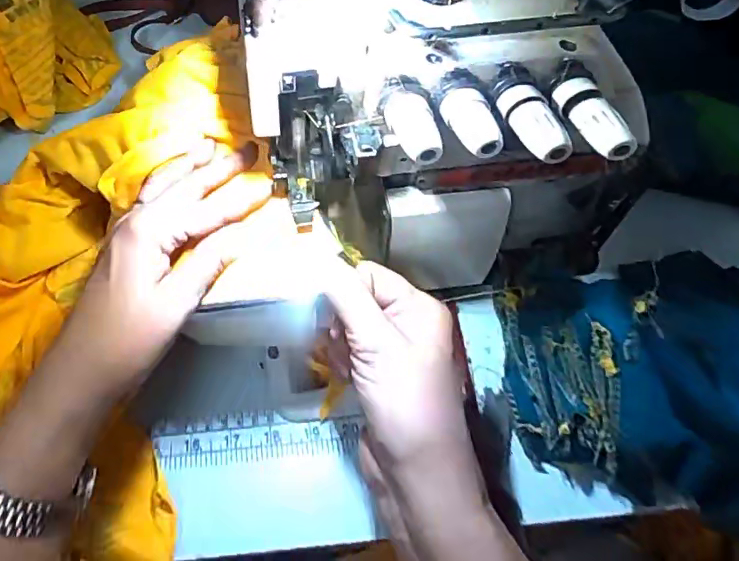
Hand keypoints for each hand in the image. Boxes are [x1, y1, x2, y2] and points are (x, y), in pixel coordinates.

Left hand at [47, 138, 266, 400]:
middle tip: (247, 149)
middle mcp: (135, 220)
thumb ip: (207, 262)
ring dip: (190, 166)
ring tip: (209, 146)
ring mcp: (125, 229)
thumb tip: (244, 233)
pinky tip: (175, 178)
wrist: (78, 372)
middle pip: (184, 187)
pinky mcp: (122, 241)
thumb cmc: (127, 343)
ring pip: (163, 186)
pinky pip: (150, 197)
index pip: (206, 210)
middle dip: (217, 168)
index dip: (240, 198)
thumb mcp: (174, 306)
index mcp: (149, 231)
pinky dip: (169, 180)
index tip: (268, 184)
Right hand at [318, 259, 471, 469]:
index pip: (369, 275)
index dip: (345, 292)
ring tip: (346, 368)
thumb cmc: (404, 404)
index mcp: (418, 307)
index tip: (332, 318)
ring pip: (347, 325)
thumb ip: (346, 297)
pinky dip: (341, 360)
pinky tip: (346, 378)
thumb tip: (319, 260)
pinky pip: (350, 350)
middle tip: (341, 347)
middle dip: (339, 321)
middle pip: (355, 298)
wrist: (416, 478)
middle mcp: (408, 323)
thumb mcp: (376, 344)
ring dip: (338, 344)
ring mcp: (393, 351)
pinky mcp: (378, 374)